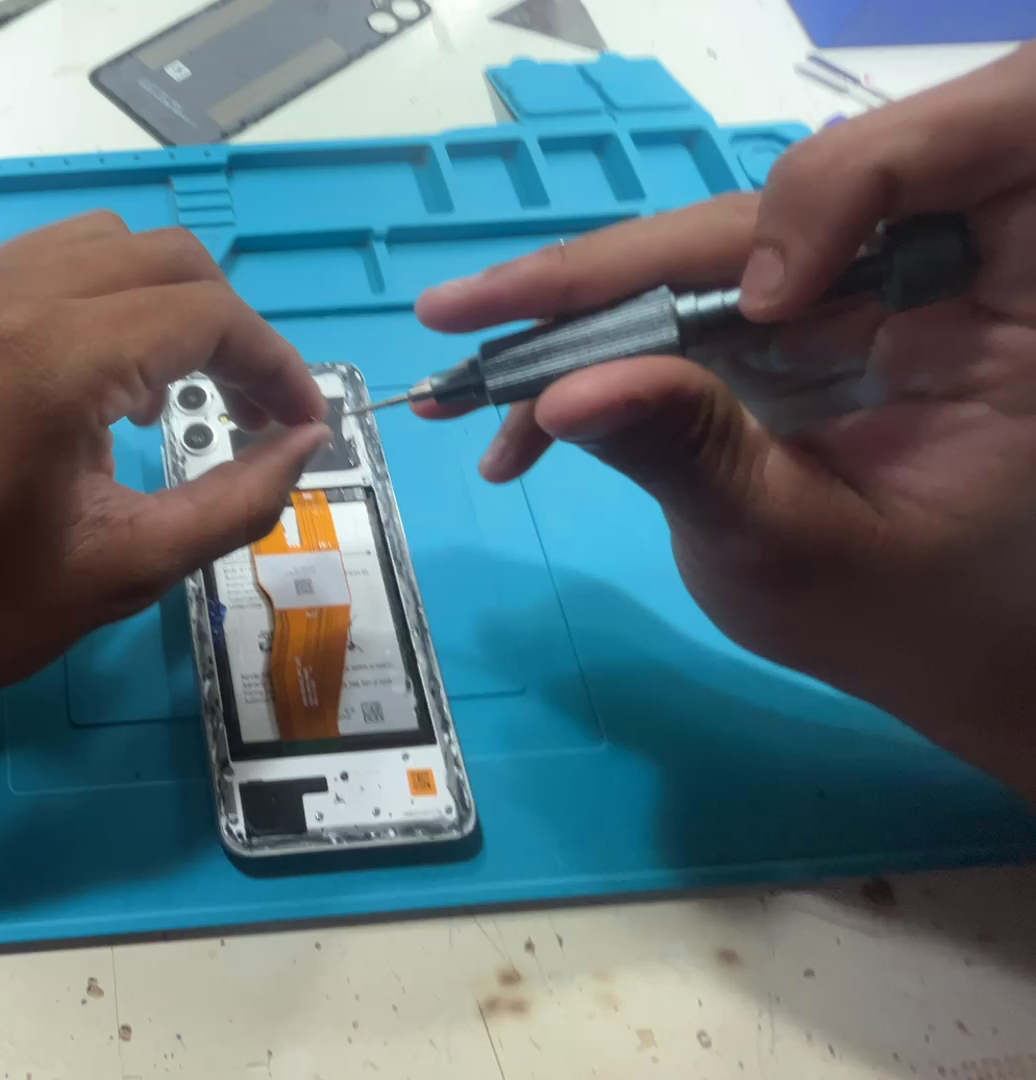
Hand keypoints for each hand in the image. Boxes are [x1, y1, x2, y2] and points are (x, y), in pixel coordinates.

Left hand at [0, 213, 328, 716]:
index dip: (273, 364)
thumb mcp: (127, 567)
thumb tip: (305, 442)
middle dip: (225, 327)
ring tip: (163, 399)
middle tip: (246, 408)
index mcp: (54, 357)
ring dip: (157, 308)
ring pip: (97, 248)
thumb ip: (236, 500)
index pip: (206, 314)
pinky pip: (33, 269)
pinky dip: (90, 306)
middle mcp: (1, 292)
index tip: (299, 421)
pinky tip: (86, 385)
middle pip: (161, 257)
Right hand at [413, 46, 1035, 781]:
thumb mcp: (787, 542)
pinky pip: (636, 336)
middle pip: (733, 226)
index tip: (756, 304)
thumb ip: (687, 453)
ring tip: (450, 394)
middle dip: (589, 280)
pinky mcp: (745, 342)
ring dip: (543, 337)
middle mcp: (898, 275)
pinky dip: (562, 386)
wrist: (908, 641)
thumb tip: (562, 392)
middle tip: (456, 313)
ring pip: (658, 281)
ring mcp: (808, 307)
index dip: (835, 196)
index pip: (937, 160)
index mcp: (999, 297)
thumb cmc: (894, 610)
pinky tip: (508, 447)